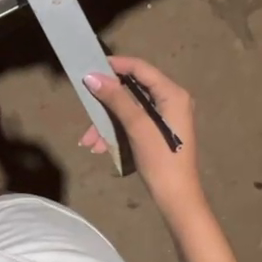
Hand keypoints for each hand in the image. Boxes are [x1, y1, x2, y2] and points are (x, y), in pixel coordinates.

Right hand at [80, 56, 204, 208]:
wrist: (176, 197)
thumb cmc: (161, 159)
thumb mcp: (137, 126)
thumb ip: (116, 99)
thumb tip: (92, 77)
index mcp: (172, 94)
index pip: (140, 68)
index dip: (115, 65)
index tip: (90, 67)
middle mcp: (170, 100)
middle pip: (132, 89)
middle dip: (106, 100)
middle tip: (85, 104)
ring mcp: (164, 117)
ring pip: (128, 108)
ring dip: (107, 121)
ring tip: (89, 140)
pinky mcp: (157, 131)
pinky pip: (132, 122)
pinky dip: (115, 131)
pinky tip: (100, 146)